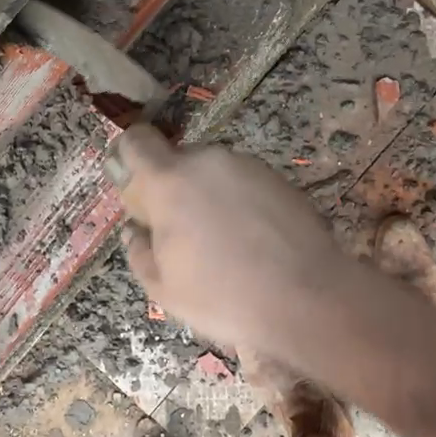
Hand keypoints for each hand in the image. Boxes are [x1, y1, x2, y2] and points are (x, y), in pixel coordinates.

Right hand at [106, 126, 351, 351]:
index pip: (136, 141)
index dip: (128, 156)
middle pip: (178, 161)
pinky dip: (240, 202)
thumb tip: (136, 231)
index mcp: (170, 181)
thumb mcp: (164, 289)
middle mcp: (208, 161)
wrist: (306, 295)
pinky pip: (243, 182)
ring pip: (213, 173)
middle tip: (183, 233)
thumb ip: (140, 251)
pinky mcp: (278, 176)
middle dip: (174, 189)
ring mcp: (247, 165)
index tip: (134, 186)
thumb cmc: (224, 296)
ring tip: (224, 243)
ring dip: (209, 197)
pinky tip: (253, 240)